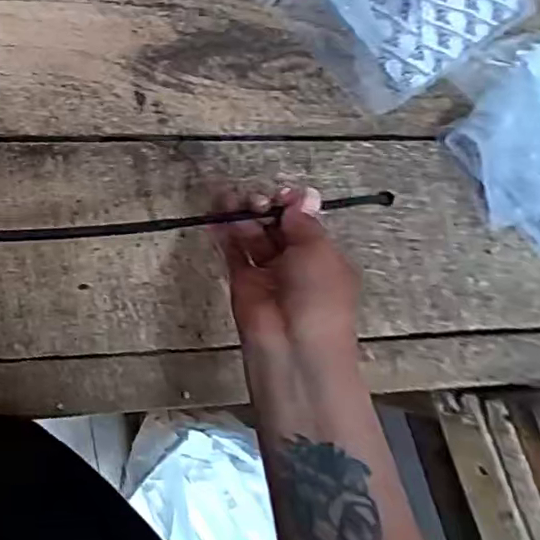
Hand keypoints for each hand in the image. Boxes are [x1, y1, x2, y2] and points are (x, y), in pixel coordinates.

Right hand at [210, 186, 363, 358]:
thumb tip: (303, 195)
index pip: (304, 222)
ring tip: (227, 200)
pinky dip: (223, 233)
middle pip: (275, 225)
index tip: (280, 194)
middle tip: (253, 200)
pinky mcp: (241, 278)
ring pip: (252, 235)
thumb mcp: (319, 252)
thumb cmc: (318, 297)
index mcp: (323, 256)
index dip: (291, 205)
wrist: (293, 345)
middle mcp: (296, 261)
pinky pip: (232, 250)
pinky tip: (215, 216)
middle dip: (263, 208)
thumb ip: (303, 221)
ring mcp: (267, 270)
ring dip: (241, 216)